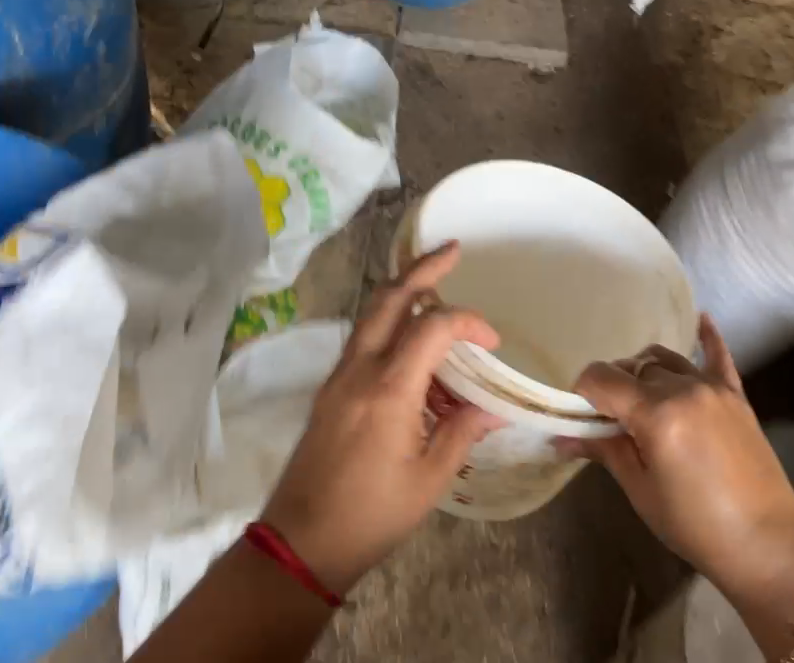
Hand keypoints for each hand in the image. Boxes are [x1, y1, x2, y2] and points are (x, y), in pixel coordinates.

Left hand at [260, 242, 500, 593]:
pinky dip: (389, 321)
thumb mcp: (430, 480)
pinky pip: (362, 337)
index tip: (493, 344)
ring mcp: (339, 376)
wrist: (300, 543)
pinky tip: (409, 337)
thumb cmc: (371, 515)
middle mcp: (360, 369)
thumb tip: (492, 409)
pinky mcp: (330, 389)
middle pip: (390, 298)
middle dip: (423, 267)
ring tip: (433, 282)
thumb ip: (462, 433)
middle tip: (453, 250)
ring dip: (402, 289)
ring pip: (370, 313)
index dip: (468, 322)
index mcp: (389, 389)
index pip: (433, 327)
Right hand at [570, 316, 793, 601]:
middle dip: (612, 385)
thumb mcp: (641, 490)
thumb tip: (559, 438)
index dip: (583, 392)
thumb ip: (604, 450)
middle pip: (632, 367)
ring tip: (638, 397)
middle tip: (608, 419)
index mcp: (656, 413)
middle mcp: (684, 388)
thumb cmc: (695, 525)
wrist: (766, 544)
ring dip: (644, 370)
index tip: (579, 414)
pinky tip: (701, 320)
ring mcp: (713, 387)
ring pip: (665, 359)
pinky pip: (718, 356)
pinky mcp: (736, 395)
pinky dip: (708, 337)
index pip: (602, 378)